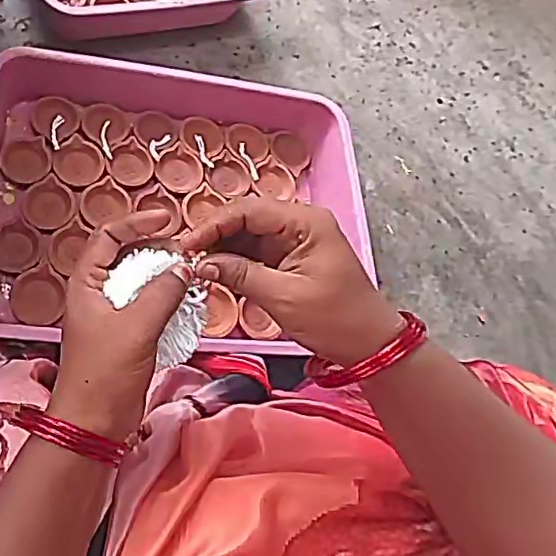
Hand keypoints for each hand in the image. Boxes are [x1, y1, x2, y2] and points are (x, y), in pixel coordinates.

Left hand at [50, 211, 189, 438]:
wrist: (94, 422)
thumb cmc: (105, 372)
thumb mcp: (136, 326)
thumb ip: (161, 292)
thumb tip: (182, 267)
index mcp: (86, 283)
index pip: (107, 237)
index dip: (136, 223)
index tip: (166, 219)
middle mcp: (95, 294)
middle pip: (125, 256)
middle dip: (155, 250)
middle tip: (184, 251)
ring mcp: (109, 314)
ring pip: (138, 282)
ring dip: (163, 276)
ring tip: (189, 274)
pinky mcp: (124, 335)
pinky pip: (146, 306)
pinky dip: (165, 300)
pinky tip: (185, 303)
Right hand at [178, 197, 404, 366]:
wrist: (368, 344)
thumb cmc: (336, 319)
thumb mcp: (284, 297)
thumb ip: (241, 275)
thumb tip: (203, 264)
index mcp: (305, 222)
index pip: (249, 210)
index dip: (214, 224)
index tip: (188, 244)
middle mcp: (298, 223)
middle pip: (244, 218)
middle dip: (213, 234)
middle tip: (186, 255)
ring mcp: (291, 240)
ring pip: (244, 234)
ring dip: (219, 248)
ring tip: (195, 265)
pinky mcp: (285, 257)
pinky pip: (250, 251)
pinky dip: (230, 261)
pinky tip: (212, 271)